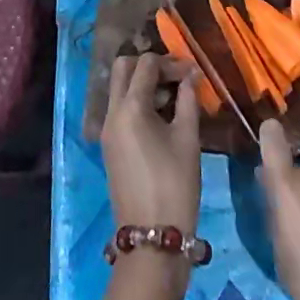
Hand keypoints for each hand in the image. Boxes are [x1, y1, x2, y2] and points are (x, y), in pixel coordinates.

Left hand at [101, 52, 200, 232]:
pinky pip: (120, 110)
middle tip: (177, 79)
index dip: (171, 63)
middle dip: (150, 66)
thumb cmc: (174, 184)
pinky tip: (162, 117)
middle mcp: (111, 113)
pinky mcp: (109, 145)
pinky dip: (138, 103)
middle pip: (123, 69)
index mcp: (130, 108)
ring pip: (120, 89)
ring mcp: (106, 130)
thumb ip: (188, 100)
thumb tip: (191, 76)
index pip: (146, 65)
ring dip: (143, 84)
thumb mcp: (188, 139)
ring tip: (174, 99)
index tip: (192, 73)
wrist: (152, 237)